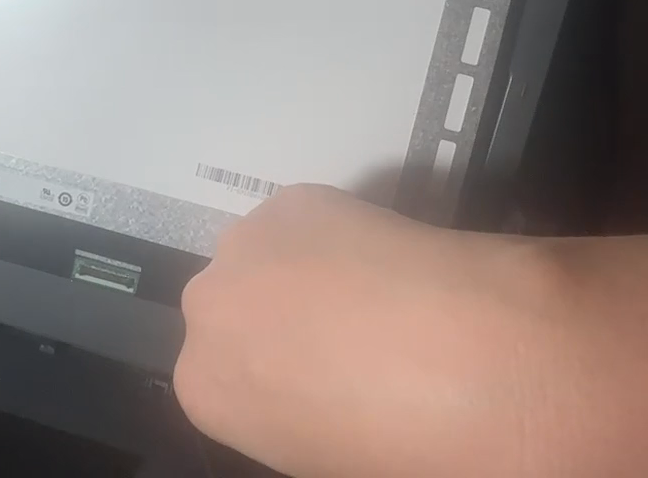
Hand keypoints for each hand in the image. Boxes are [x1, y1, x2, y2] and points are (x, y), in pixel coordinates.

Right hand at [175, 185, 549, 477]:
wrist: (446, 356)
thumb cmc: (383, 437)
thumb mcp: (314, 450)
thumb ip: (280, 407)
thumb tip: (307, 385)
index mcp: (201, 383)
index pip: (217, 373)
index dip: (267, 375)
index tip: (307, 379)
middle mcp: (205, 304)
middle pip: (228, 303)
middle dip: (267, 312)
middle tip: (332, 332)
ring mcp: (245, 240)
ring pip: (261, 252)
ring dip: (293, 266)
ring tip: (361, 288)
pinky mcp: (291, 197)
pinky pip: (300, 219)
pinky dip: (328, 233)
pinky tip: (375, 256)